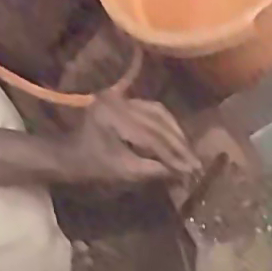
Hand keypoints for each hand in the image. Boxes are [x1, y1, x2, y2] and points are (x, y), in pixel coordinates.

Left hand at [60, 97, 202, 183]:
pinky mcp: (126, 100)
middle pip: (157, 125)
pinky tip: (180, 138)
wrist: (75, 153)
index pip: (151, 138)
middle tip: (196, 163)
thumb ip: (155, 170)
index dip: (173, 156)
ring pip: (159, 114)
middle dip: (179, 146)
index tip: (191, 171)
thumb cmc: (97, 165)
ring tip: (190, 153)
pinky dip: (169, 124)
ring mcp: (121, 98)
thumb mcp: (127, 171)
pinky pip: (154, 109)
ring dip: (177, 134)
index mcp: (112, 117)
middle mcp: (116, 101)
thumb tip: (183, 173)